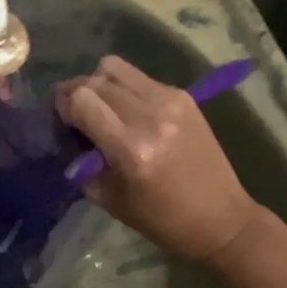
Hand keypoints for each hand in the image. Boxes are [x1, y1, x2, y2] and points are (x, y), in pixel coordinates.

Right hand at [57, 55, 262, 263]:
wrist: (223, 220)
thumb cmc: (163, 220)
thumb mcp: (110, 199)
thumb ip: (82, 161)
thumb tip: (68, 130)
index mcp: (130, 149)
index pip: (80, 100)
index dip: (63, 106)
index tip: (63, 120)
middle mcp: (149, 117)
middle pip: (93, 81)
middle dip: (76, 92)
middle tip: (75, 111)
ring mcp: (168, 101)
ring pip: (113, 68)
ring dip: (98, 82)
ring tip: (101, 103)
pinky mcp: (183, 96)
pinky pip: (138, 76)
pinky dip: (124, 87)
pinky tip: (128, 108)